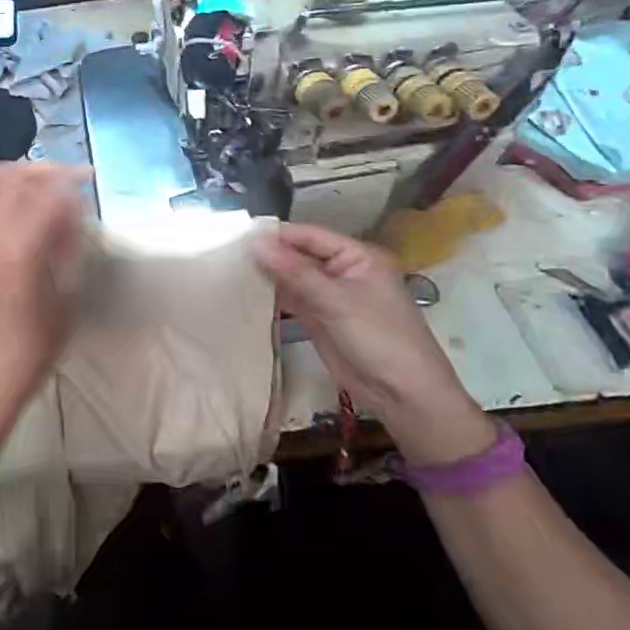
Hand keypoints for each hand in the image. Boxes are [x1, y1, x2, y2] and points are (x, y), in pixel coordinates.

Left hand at [0, 161, 88, 422]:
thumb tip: (72, 211)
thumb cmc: (37, 341)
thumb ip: (69, 245)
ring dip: (7, 173)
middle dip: (40, 169)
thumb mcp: (68, 293)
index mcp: (23, 247)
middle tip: (64, 177)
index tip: (88, 177)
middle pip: (11, 179)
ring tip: (30, 178)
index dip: (69, 179)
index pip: (46, 193)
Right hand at [253, 223, 496, 464]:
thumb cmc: (379, 338)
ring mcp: (331, 297)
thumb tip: (256, 242)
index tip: (239, 235)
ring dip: (268, 276)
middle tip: (227, 253)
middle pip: (300, 255)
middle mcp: (343, 271)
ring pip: (294, 279)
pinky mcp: (320, 320)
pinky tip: (247, 293)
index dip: (278, 235)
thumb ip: (294, 272)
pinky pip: (293, 301)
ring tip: (229, 270)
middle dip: (269, 254)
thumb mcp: (336, 301)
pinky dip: (273, 298)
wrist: (403, 394)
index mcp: (357, 256)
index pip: (310, 236)